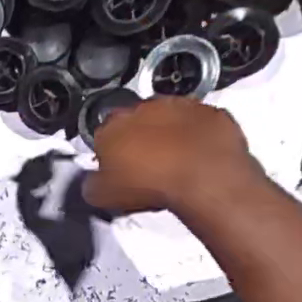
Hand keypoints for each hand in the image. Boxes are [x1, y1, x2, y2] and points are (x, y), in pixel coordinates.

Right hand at [85, 96, 269, 215]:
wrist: (203, 177)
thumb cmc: (148, 184)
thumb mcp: (101, 196)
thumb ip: (91, 184)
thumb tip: (93, 182)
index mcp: (111, 126)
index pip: (101, 136)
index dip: (108, 156)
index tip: (115, 172)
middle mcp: (143, 107)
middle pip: (135, 123)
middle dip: (138, 141)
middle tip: (144, 169)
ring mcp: (180, 105)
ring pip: (167, 119)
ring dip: (167, 136)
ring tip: (172, 165)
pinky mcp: (210, 112)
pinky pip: (199, 124)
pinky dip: (196, 137)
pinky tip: (196, 158)